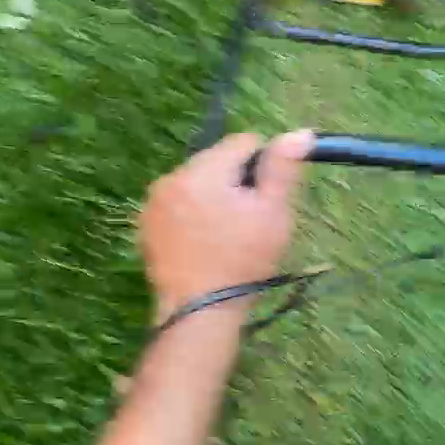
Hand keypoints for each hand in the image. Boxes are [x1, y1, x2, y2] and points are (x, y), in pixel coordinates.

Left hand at [140, 132, 313, 320]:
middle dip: (234, 181)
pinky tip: (202, 242)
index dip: (262, 167)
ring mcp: (153, 202)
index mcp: (203, 169)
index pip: (243, 142)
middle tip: (246, 220)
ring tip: (224, 233)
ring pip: (196, 181)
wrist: (199, 312)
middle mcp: (172, 177)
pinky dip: (191, 213)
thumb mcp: (273, 212)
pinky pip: (177, 203)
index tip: (264, 199)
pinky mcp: (144, 225)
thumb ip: (283, 167)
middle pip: (216, 161)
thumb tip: (299, 132)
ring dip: (211, 195)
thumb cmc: (243, 261)